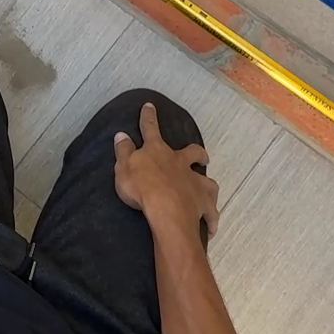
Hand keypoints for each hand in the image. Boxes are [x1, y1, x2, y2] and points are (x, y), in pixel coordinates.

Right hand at [113, 102, 219, 245]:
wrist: (166, 211)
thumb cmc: (141, 188)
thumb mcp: (123, 167)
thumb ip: (123, 151)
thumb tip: (122, 134)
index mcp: (157, 152)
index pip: (150, 129)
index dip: (148, 117)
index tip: (150, 106)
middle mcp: (180, 163)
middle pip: (193, 153)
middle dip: (197, 153)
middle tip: (200, 156)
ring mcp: (195, 183)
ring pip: (207, 180)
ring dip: (207, 183)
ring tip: (206, 189)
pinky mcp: (204, 204)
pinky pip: (211, 212)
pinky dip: (212, 218)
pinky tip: (212, 227)